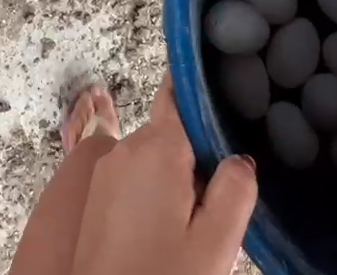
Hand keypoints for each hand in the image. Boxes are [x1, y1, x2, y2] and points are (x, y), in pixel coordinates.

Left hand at [70, 75, 258, 274]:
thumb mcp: (216, 242)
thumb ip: (236, 189)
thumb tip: (239, 157)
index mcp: (156, 147)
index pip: (180, 94)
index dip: (205, 98)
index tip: (230, 110)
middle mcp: (127, 147)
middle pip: (174, 132)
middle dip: (198, 157)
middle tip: (215, 202)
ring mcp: (107, 170)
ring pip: (157, 156)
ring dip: (178, 179)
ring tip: (191, 225)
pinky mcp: (97, 194)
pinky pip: (137, 175)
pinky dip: (157, 193)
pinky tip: (168, 231)